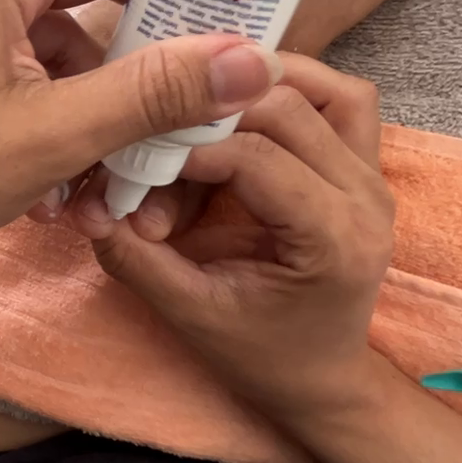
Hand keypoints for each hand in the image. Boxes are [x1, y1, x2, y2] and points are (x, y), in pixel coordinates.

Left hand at [0, 0, 280, 280]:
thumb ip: (153, 94)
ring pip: (64, 15)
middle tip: (217, 45)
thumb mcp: (50, 136)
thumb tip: (253, 62)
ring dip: (109, 68)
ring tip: (151, 125)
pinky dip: (65, 91)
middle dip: (155, 6)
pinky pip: (30, 51)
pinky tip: (80, 155)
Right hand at [69, 55, 396, 418]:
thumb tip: (87, 206)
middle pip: (287, 111)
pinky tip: (244, 112)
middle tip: (160, 135)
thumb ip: (134, 257)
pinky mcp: (366, 168)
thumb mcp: (187, 311)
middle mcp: (366, 198)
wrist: (320, 376)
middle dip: (211, 114)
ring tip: (203, 109)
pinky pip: (342, 100)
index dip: (186, 148)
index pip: (255, 158)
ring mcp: (374, 178)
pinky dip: (294, 90)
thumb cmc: (256, 352)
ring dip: (259, 86)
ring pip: (326, 89)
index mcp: (330, 240)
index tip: (136, 160)